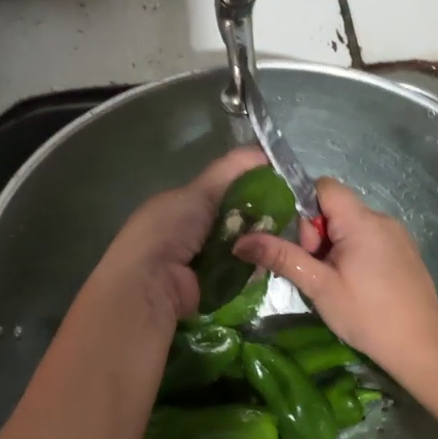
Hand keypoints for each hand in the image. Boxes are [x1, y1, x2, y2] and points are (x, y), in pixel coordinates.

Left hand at [89, 146, 268, 326]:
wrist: (152, 283)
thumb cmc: (169, 230)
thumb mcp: (198, 192)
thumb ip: (229, 170)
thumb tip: (262, 150)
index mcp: (183, 207)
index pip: (224, 191)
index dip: (251, 186)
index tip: (279, 183)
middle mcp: (192, 233)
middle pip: (238, 220)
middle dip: (259, 217)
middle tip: (285, 213)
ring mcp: (203, 262)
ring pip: (243, 246)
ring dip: (259, 243)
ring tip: (281, 237)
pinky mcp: (215, 288)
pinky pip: (242, 273)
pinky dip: (254, 267)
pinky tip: (270, 259)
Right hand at [233, 178, 437, 369]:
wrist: (421, 346)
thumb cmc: (366, 314)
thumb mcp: (318, 286)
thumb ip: (282, 257)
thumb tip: (240, 242)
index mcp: (362, 221)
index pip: (323, 187)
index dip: (304, 208)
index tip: (302, 244)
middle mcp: (382, 219)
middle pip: (336, 208)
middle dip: (317, 234)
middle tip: (316, 271)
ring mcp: (397, 235)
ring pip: (351, 226)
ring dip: (334, 247)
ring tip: (334, 283)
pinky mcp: (404, 252)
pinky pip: (369, 240)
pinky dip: (353, 255)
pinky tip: (355, 287)